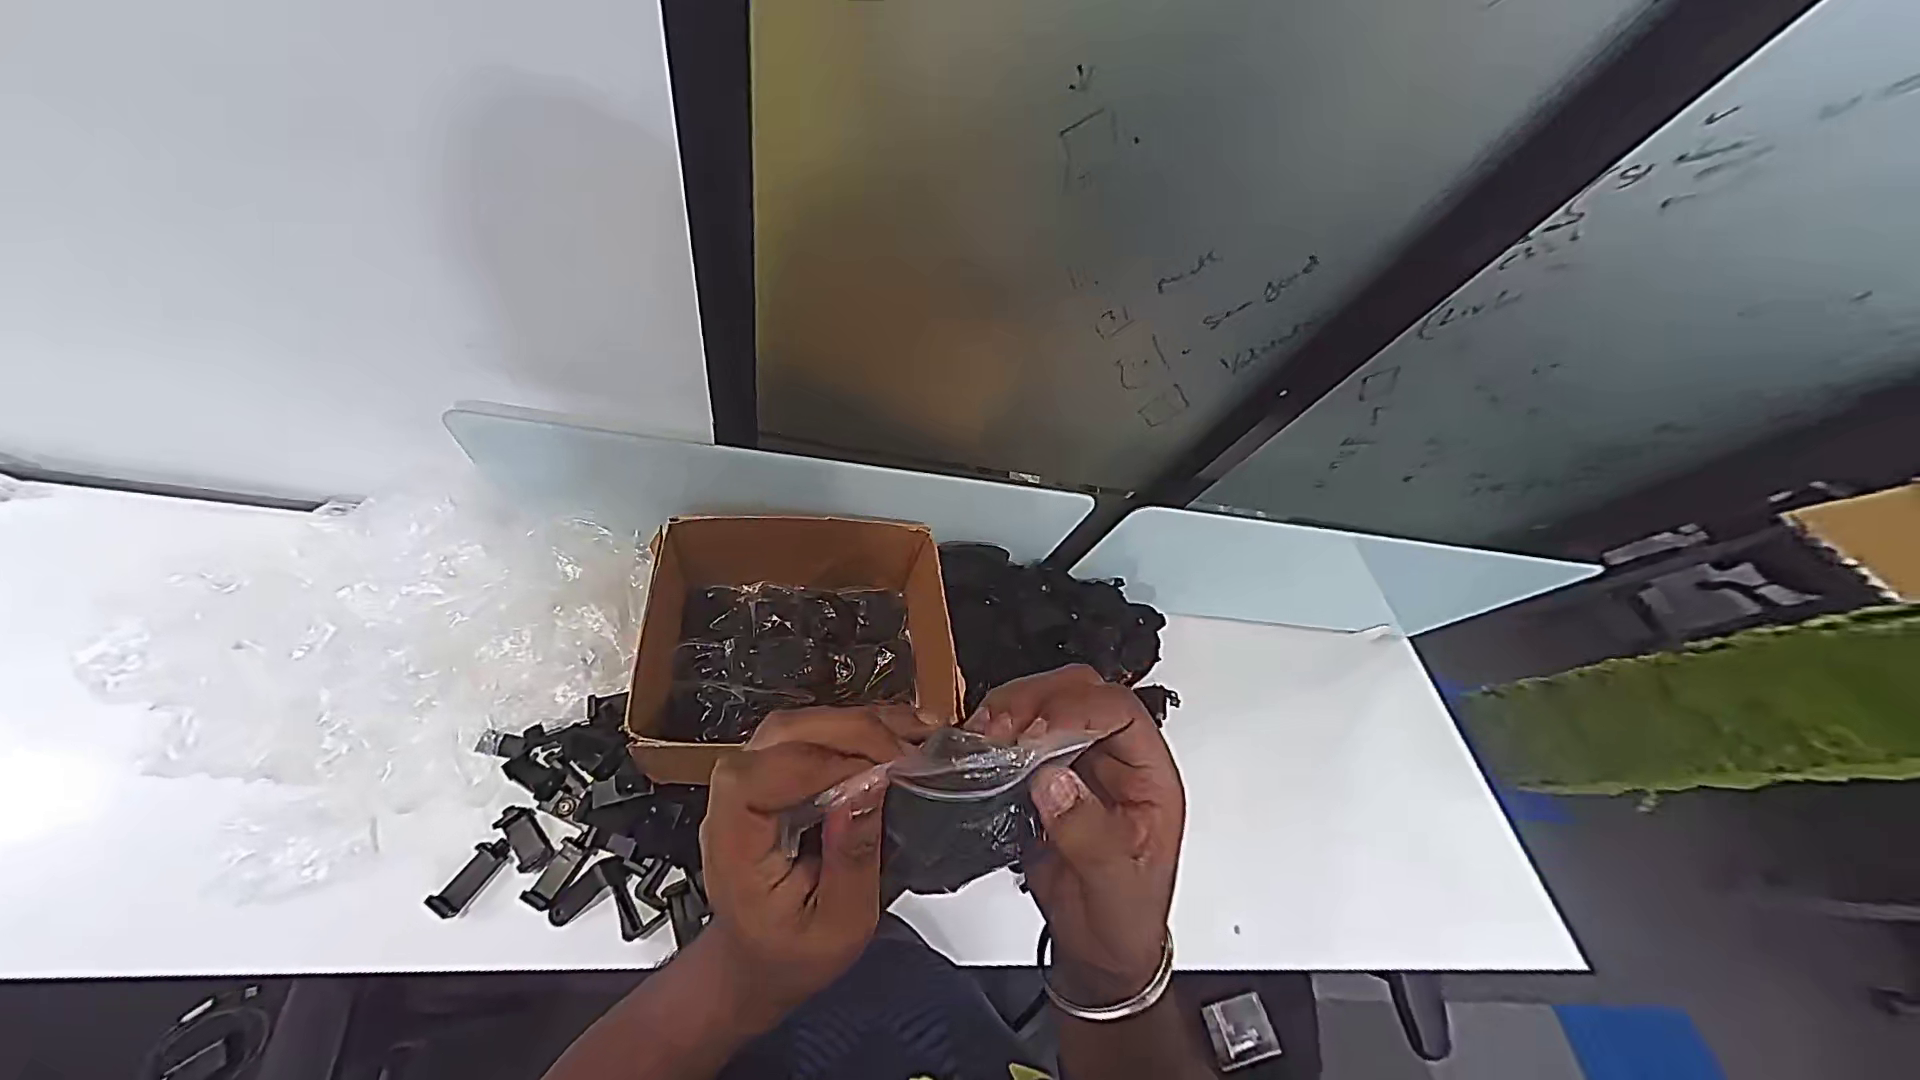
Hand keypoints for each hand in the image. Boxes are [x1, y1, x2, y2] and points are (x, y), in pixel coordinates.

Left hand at [696, 705, 932, 1028]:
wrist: (761, 956)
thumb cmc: (789, 952)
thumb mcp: (838, 926)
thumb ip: (853, 859)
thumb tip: (870, 786)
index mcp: (733, 844)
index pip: (759, 777)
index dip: (821, 765)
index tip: (879, 776)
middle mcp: (735, 799)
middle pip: (783, 733)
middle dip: (852, 732)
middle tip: (907, 750)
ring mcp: (757, 777)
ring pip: (803, 722)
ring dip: (861, 722)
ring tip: (913, 734)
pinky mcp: (780, 768)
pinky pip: (817, 729)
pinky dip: (861, 726)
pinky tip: (898, 731)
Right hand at [974, 665, 1184, 1002]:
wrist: (1096, 945)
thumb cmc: (1122, 920)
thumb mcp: (1115, 889)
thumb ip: (1090, 837)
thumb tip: (1054, 781)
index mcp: (1148, 776)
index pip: (1120, 712)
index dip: (1078, 711)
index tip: (1037, 733)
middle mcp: (1114, 756)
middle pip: (1081, 691)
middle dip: (1037, 699)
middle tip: (1003, 727)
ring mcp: (1078, 757)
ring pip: (1047, 699)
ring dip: (1012, 707)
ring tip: (986, 734)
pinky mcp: (1044, 765)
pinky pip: (1020, 727)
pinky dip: (996, 728)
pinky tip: (980, 743)